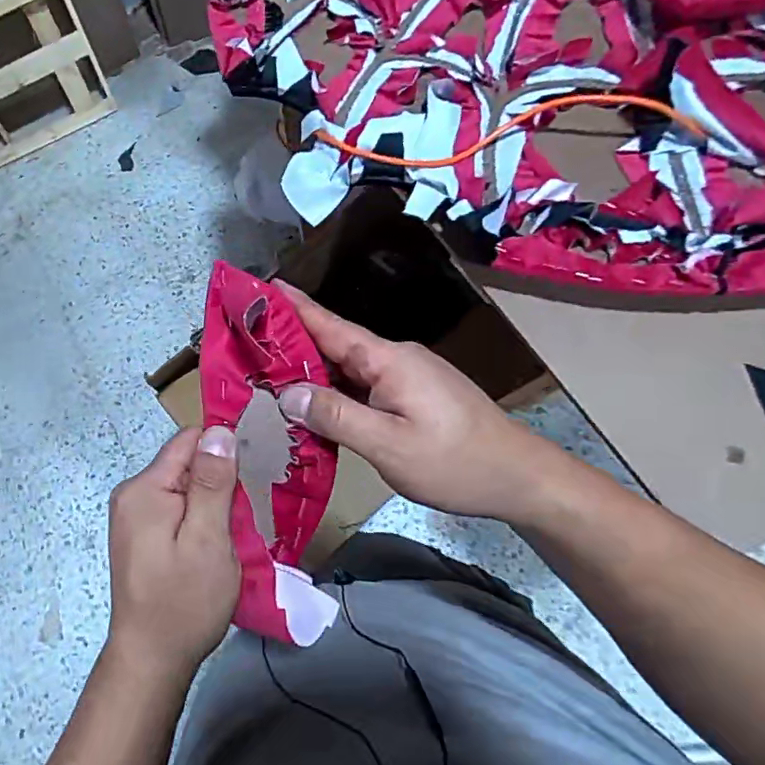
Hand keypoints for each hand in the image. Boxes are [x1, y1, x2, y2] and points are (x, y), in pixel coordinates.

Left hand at [104, 426, 241, 680]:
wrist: (150, 659)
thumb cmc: (184, 602)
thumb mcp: (207, 540)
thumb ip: (213, 483)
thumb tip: (219, 431)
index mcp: (145, 489)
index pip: (189, 441)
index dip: (223, 450)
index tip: (251, 475)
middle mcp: (132, 494)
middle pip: (187, 464)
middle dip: (219, 484)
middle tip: (242, 519)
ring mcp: (132, 515)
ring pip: (185, 488)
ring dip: (212, 506)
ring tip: (230, 538)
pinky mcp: (139, 534)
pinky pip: (175, 509)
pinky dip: (198, 521)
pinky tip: (211, 548)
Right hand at [274, 281, 587, 527]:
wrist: (520, 477)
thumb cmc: (455, 462)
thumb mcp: (389, 445)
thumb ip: (335, 416)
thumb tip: (287, 394)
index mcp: (388, 359)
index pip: (328, 325)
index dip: (291, 306)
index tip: (258, 287)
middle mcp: (394, 358)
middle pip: (332, 343)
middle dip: (288, 340)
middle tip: (244, 342)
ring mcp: (404, 376)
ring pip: (345, 367)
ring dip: (308, 369)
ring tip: (264, 374)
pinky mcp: (411, 395)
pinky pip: (360, 385)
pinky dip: (330, 391)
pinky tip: (311, 405)